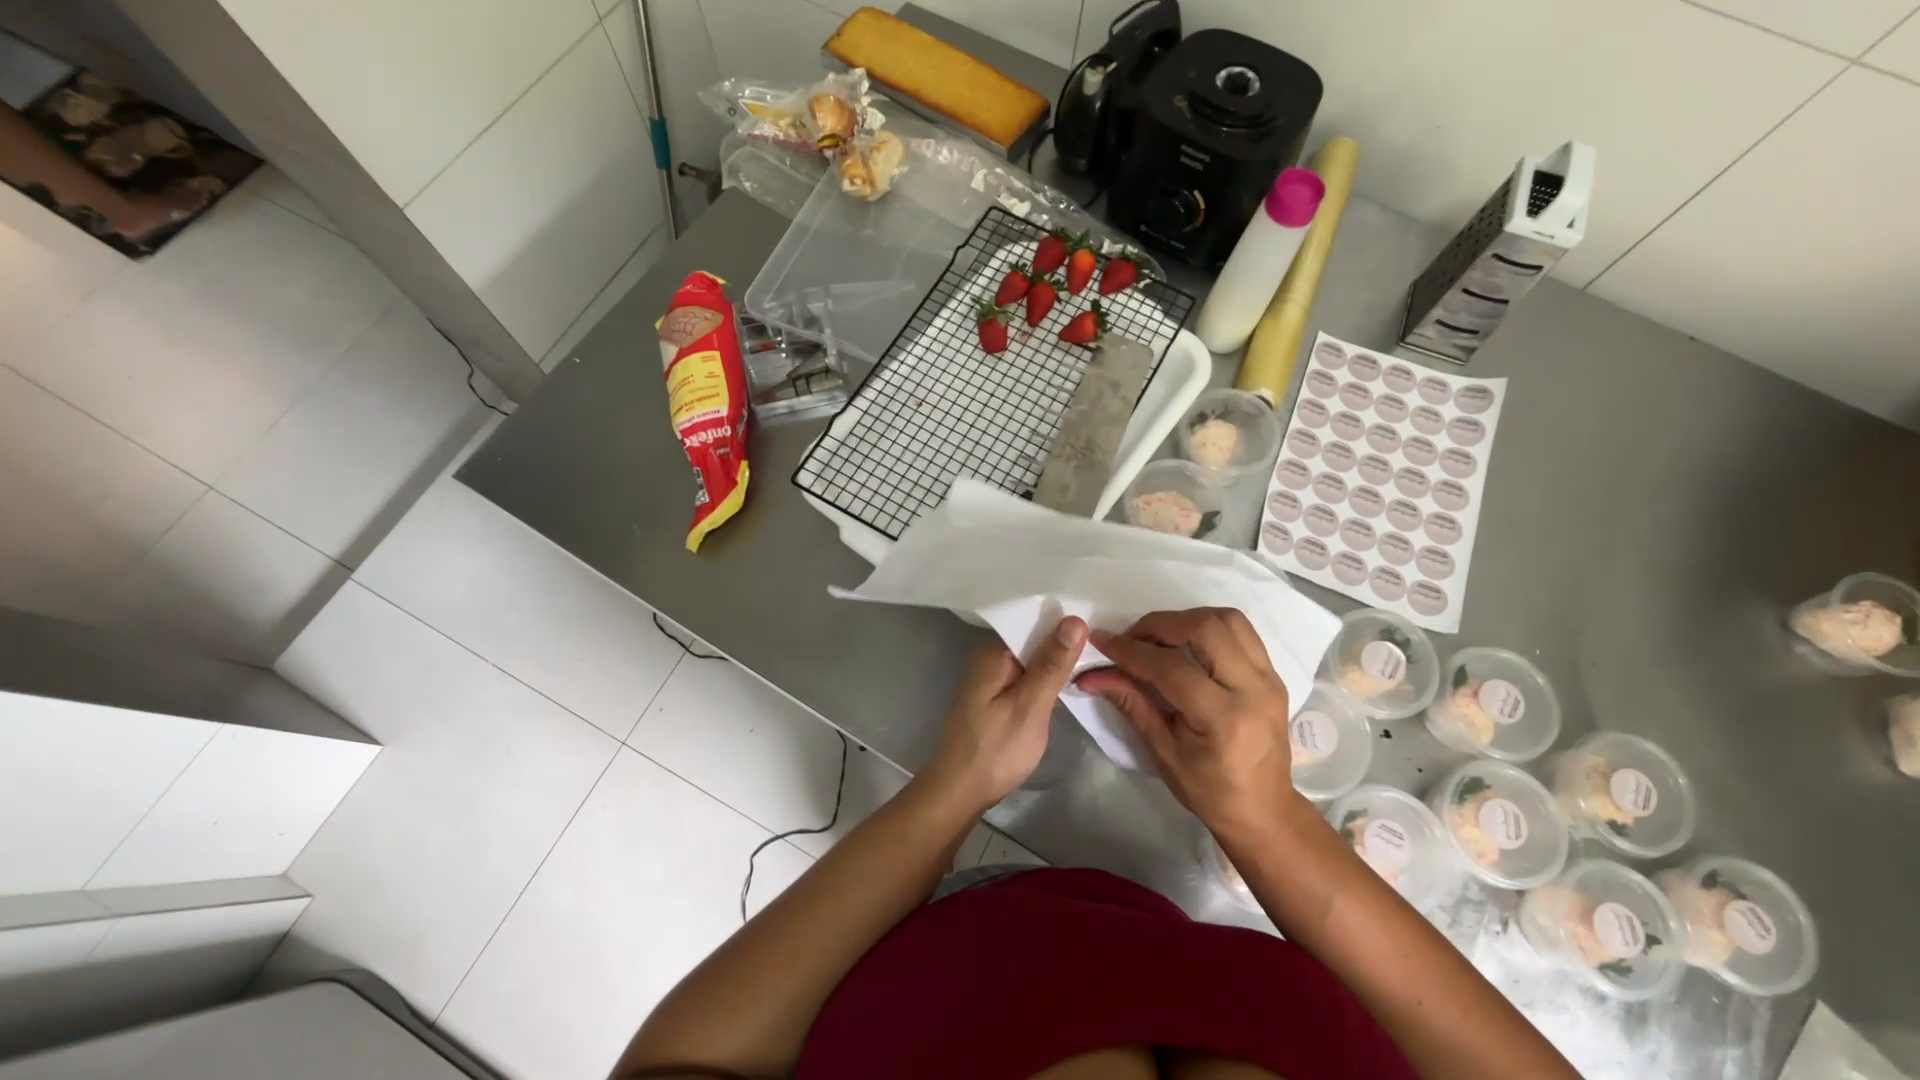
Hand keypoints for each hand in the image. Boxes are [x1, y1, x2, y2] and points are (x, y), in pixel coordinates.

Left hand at [925, 618, 1087, 810]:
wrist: (959, 792)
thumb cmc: (995, 750)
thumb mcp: (1030, 706)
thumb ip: (1052, 664)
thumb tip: (1074, 619)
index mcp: (995, 653)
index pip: (1036, 622)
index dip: (1068, 622)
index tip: (1104, 622)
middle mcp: (990, 659)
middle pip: (1035, 640)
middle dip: (1067, 643)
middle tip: (1110, 642)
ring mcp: (993, 680)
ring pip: (1033, 662)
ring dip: (1059, 663)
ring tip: (1100, 657)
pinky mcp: (998, 699)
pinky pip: (1028, 679)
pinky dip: (1047, 681)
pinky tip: (1071, 683)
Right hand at [1077, 608, 1307, 838]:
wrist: (1263, 808)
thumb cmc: (1209, 790)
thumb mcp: (1163, 752)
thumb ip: (1132, 704)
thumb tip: (1093, 674)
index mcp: (1224, 719)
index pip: (1171, 667)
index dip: (1132, 650)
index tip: (1102, 641)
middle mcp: (1253, 690)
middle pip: (1206, 628)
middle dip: (1161, 624)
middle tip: (1133, 638)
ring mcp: (1269, 679)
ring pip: (1228, 619)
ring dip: (1187, 620)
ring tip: (1159, 638)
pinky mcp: (1274, 674)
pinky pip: (1241, 632)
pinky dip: (1209, 627)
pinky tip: (1186, 644)